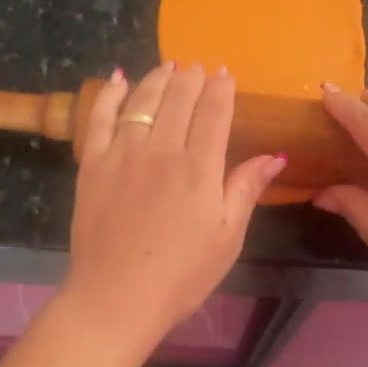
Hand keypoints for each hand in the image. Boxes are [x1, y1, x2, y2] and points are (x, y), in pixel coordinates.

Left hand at [62, 64, 283, 346]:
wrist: (114, 300)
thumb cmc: (181, 276)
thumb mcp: (227, 238)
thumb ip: (246, 189)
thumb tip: (275, 154)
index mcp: (199, 169)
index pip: (214, 112)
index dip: (221, 88)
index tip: (225, 73)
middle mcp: (162, 150)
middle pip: (179, 98)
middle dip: (192, 76)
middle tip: (199, 67)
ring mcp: (122, 155)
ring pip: (143, 101)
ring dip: (159, 78)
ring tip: (170, 66)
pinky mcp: (92, 165)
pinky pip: (100, 118)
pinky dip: (109, 94)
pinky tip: (118, 78)